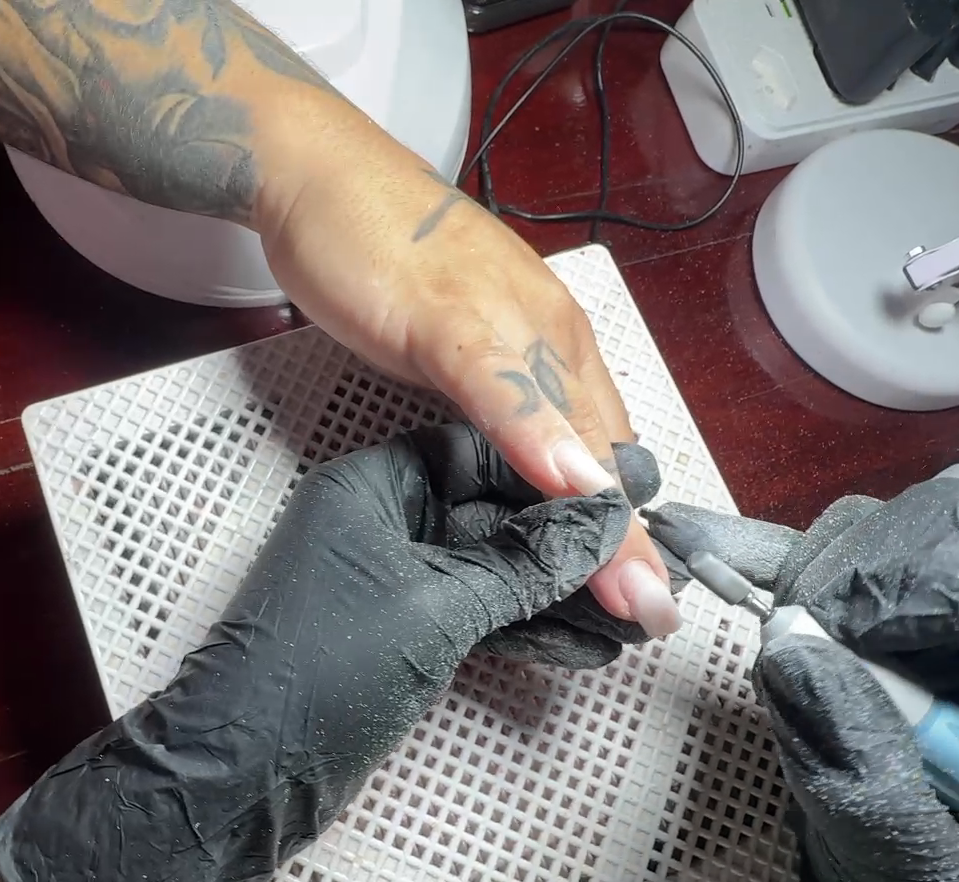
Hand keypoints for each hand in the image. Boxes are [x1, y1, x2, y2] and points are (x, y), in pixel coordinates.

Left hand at [0, 424, 637, 881]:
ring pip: (494, 574)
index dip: (556, 476)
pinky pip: (479, 614)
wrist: (250, 770)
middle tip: (645, 574)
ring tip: (635, 623)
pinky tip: (586, 648)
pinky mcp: (405, 630)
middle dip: (568, 551)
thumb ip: (524, 562)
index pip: (483, 454)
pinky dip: (526, 630)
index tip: (626, 499)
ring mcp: (395, 579)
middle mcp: (385, 520)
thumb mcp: (437, 605)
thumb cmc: (329, 665)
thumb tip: (606, 524)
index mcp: (375, 485)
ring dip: (558, 598)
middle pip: (495, 519)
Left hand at [251, 118, 679, 640]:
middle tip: (631, 616)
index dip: (625, 537)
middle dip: (617, 538)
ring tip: (594, 584)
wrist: (313, 188)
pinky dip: (537, 485)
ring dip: (583, 518)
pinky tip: (528, 512)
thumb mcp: (445, 325)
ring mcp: (507, 362)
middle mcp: (546, 358)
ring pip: (566, 451)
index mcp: (556, 347)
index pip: (608, 461)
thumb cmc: (375, 250)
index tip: (645, 611)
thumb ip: (515, 400)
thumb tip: (585, 483)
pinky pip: (521, 438)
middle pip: (599, 461)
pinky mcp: (467, 368)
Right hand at [647, 479, 958, 881]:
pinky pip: (830, 536)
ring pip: (887, 522)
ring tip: (785, 640)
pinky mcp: (888, 568)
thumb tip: (788, 652)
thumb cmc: (949, 874)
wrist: (919, 859)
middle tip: (799, 636)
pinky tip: (721, 566)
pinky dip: (765, 556)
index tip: (861, 633)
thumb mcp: (921, 854)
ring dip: (814, 575)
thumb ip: (862, 765)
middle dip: (868, 578)